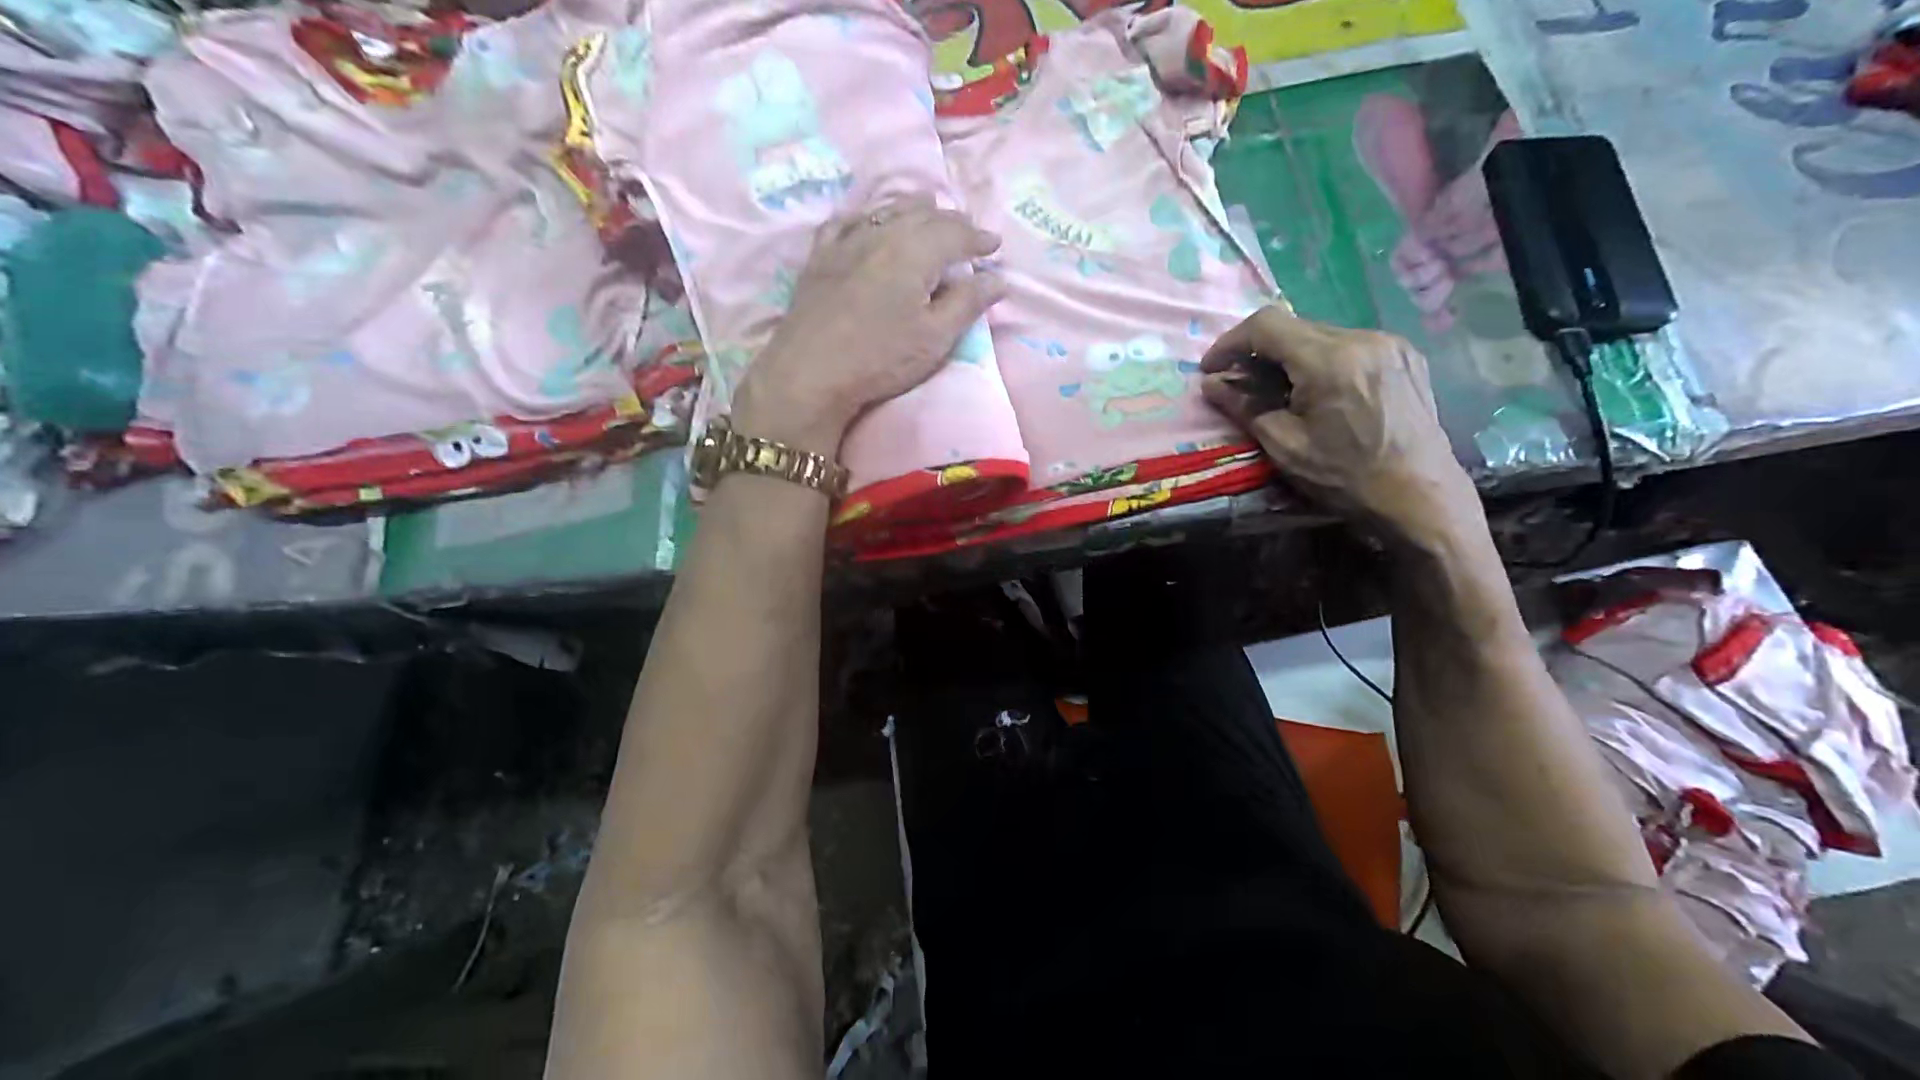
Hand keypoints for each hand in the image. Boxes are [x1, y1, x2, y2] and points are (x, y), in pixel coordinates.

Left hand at [732, 194, 1005, 455]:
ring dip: (912, 208)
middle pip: (923, 215)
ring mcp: (846, 242)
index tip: (994, 245)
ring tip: (927, 207)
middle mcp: (882, 234)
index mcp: (915, 251)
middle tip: (967, 230)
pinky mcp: (819, 257)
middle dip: (950, 220)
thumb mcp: (935, 338)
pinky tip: (868, 219)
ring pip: (885, 210)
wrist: (810, 373)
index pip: (955, 234)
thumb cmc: (880, 359)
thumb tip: (997, 279)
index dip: (978, 238)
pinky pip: (846, 221)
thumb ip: (968, 304)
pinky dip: (866, 215)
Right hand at [1199, 308, 1480, 551]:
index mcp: (1330, 360)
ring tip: (1276, 389)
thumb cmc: (1345, 476)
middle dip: (1257, 350)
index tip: (1211, 369)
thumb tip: (1211, 384)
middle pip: (1293, 326)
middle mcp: (1362, 339)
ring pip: (1321, 334)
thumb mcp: (1284, 446)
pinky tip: (1316, 390)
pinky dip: (1321, 359)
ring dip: (1289, 355)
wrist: (1418, 495)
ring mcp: (1389, 344)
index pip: (1266, 325)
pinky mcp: (1405, 356)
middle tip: (1237, 383)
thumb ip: (1245, 407)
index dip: (1230, 342)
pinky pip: (1349, 345)